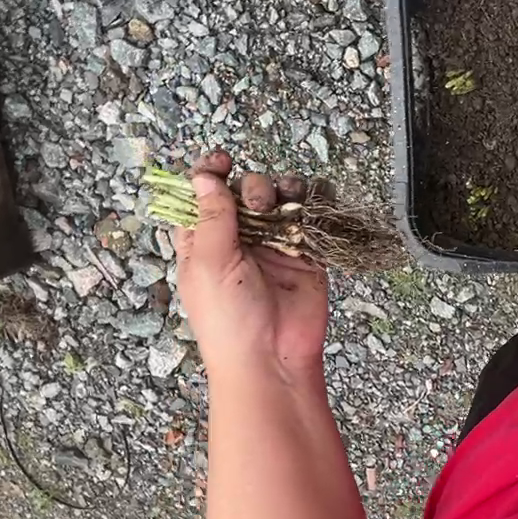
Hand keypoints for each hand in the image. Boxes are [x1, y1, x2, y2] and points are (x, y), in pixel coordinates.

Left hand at [175, 152, 328, 386]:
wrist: (273, 356)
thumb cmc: (228, 319)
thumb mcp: (208, 264)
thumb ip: (212, 218)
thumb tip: (205, 177)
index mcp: (204, 240)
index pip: (203, 195)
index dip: (209, 174)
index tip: (220, 162)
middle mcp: (239, 239)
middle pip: (245, 190)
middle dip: (252, 187)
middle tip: (257, 204)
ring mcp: (274, 245)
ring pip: (281, 199)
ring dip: (283, 191)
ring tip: (282, 206)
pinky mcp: (306, 254)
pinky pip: (312, 219)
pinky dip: (314, 205)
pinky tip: (311, 204)